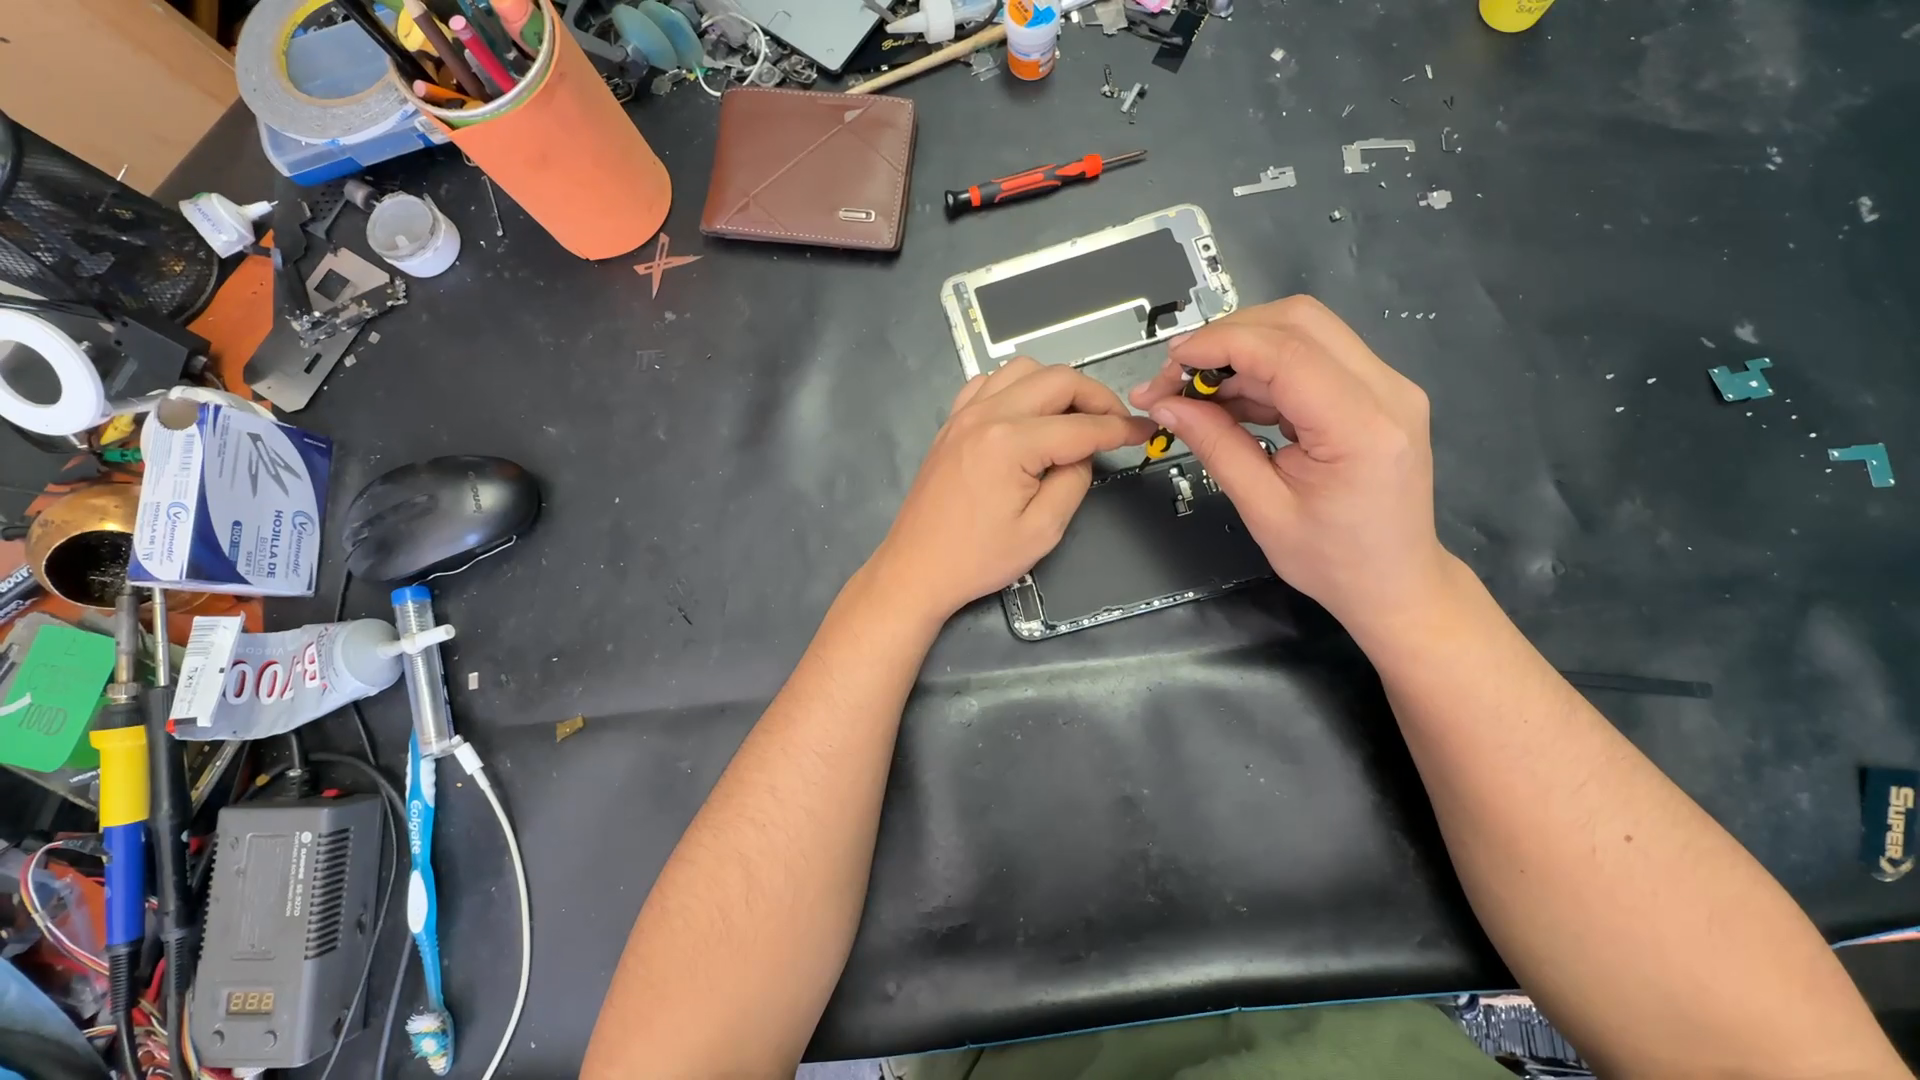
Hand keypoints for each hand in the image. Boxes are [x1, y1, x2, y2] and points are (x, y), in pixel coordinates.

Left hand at [871, 358, 1155, 620]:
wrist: (917, 568)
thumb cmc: (978, 558)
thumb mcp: (1042, 530)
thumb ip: (1073, 481)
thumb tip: (1083, 452)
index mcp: (1010, 442)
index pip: (1081, 425)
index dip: (1120, 428)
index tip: (1145, 431)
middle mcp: (986, 415)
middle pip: (1056, 379)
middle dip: (1095, 397)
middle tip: (1115, 424)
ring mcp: (964, 414)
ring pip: (1023, 369)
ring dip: (1057, 385)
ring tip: (1075, 417)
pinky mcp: (951, 423)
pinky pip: (989, 383)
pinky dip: (1018, 387)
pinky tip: (1028, 413)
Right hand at [1129, 296, 1449, 635]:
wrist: (1396, 583)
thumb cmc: (1332, 561)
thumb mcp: (1262, 509)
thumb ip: (1216, 446)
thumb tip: (1165, 404)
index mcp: (1361, 427)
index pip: (1285, 352)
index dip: (1220, 345)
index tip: (1169, 364)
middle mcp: (1387, 390)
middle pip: (1299, 321)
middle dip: (1229, 337)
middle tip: (1179, 375)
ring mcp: (1388, 385)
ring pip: (1304, 331)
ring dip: (1243, 351)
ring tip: (1196, 393)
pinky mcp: (1377, 391)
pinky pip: (1313, 357)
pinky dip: (1264, 369)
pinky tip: (1230, 400)